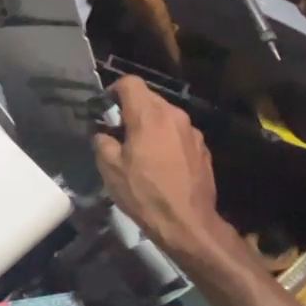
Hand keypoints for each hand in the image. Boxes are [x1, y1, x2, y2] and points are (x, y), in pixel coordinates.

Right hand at [92, 76, 226, 259]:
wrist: (186, 221)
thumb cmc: (143, 193)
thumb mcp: (109, 169)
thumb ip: (102, 142)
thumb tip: (103, 134)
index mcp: (149, 116)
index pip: (130, 83)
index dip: (113, 91)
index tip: (105, 110)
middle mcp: (174, 116)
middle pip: (149, 98)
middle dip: (131, 110)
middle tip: (118, 134)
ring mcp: (192, 132)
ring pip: (165, 116)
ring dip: (149, 126)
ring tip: (139, 151)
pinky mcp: (202, 148)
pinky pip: (178, 134)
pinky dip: (165, 140)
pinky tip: (160, 164)